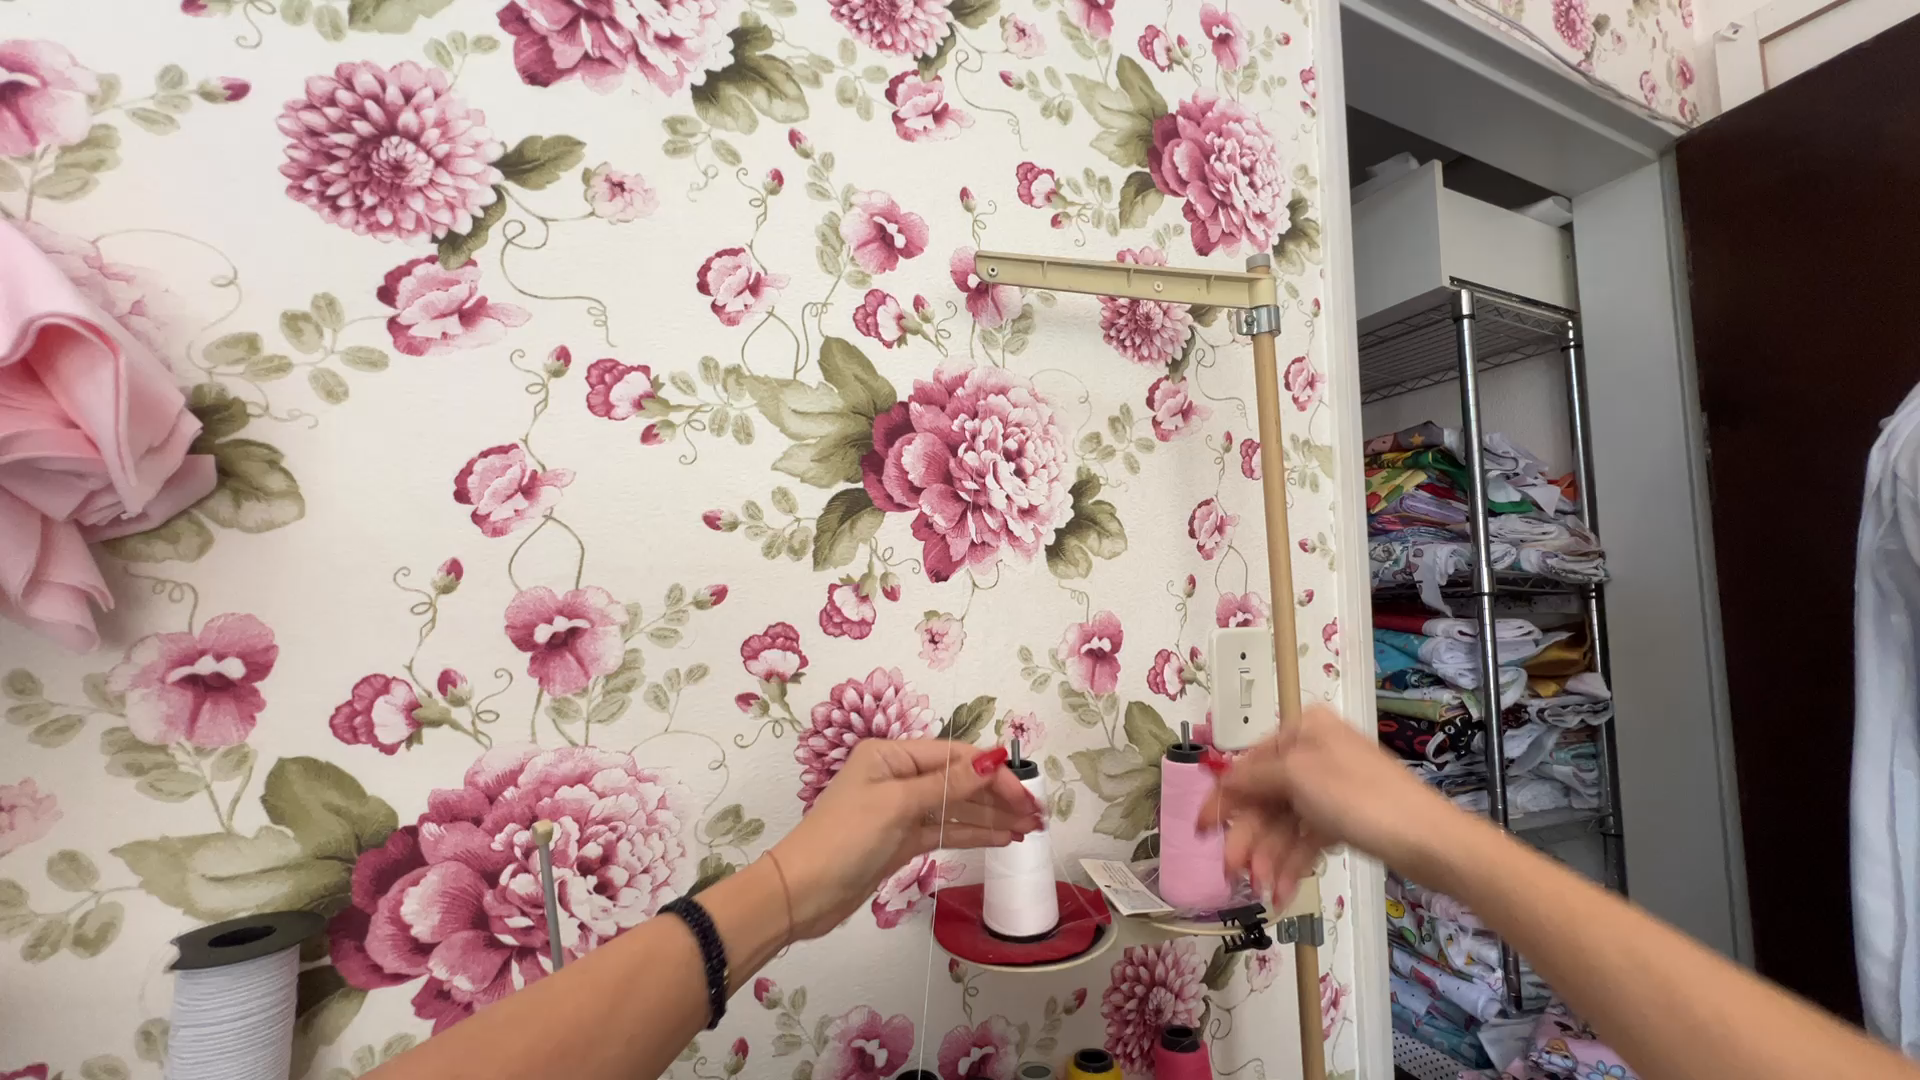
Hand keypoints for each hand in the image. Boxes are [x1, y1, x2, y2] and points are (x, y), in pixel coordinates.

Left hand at [769, 739, 1043, 940]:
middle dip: (997, 795)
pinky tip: (1003, 838)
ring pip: (956, 808)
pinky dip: (974, 834)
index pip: (954, 757)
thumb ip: (948, 785)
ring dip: (992, 816)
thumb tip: (992, 759)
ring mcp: (902, 810)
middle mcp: (898, 777)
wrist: (800, 895)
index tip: (1025, 793)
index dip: (991, 773)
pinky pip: (946, 830)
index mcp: (891, 756)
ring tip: (1029, 829)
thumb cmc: (844, 838)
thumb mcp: (897, 805)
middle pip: (959, 781)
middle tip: (1037, 815)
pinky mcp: (903, 840)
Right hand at [1198, 705, 1461, 905]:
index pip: (1248, 764)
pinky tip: (1281, 890)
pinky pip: (1306, 838)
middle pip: (1264, 799)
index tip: (1200, 829)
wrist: (1432, 841)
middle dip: (1249, 838)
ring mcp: (1329, 788)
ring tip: (1261, 891)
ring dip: (1268, 857)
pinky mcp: (1343, 819)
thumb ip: (1251, 777)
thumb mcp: (1296, 776)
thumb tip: (1221, 780)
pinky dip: (1292, 862)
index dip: (1223, 799)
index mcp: (1301, 731)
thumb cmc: (1359, 797)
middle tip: (1232, 873)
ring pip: (1283, 823)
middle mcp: (1312, 753)